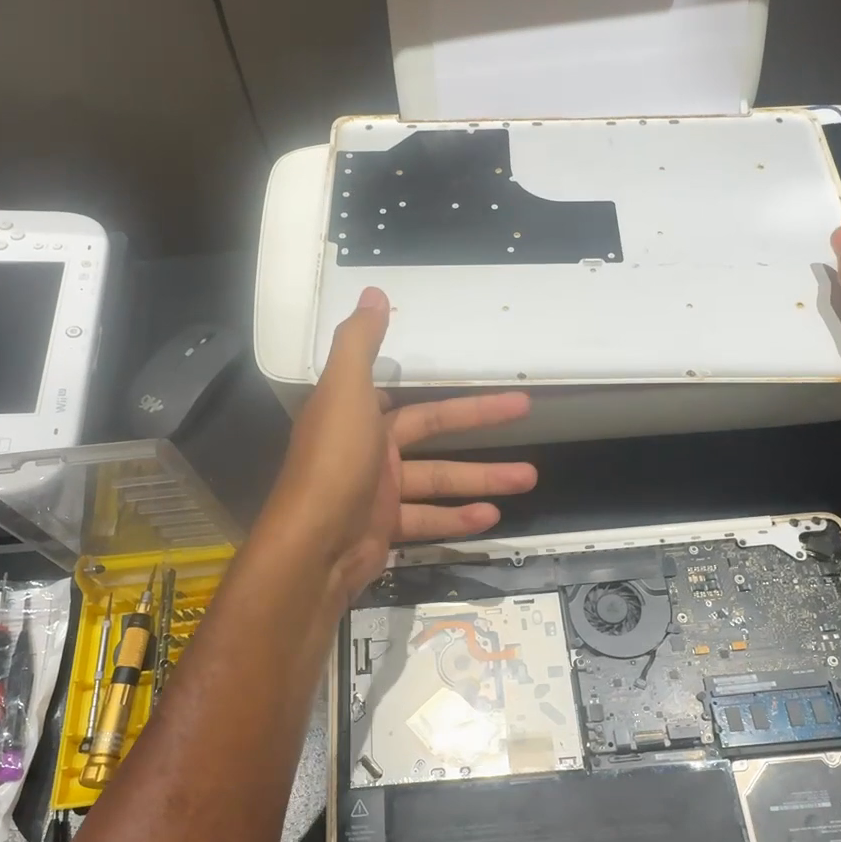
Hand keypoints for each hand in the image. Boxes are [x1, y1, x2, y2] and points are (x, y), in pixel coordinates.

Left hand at [258, 287, 537, 596]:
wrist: (311, 548)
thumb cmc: (333, 464)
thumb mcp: (344, 393)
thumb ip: (360, 344)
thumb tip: (374, 293)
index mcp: (357, 415)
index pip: (414, 398)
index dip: (450, 390)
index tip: (483, 379)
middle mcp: (366, 450)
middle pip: (434, 434)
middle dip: (480, 425)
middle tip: (526, 412)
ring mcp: (376, 492)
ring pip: (439, 481)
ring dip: (482, 479)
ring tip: (529, 479)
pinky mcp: (384, 529)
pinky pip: (428, 519)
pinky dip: (457, 519)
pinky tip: (491, 517)